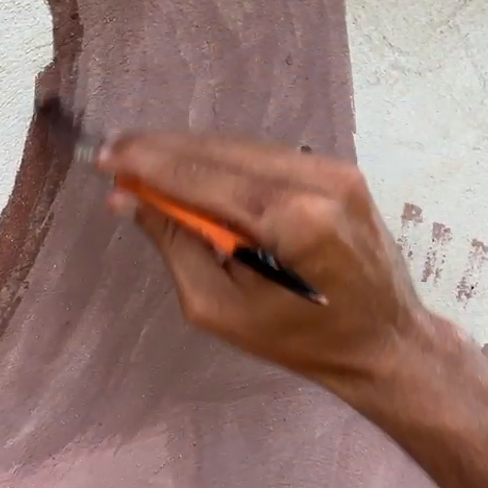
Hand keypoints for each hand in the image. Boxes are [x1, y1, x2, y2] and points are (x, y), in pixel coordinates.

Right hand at [97, 132, 436, 404]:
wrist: (384, 340)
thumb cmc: (296, 338)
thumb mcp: (217, 307)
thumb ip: (174, 244)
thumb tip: (128, 199)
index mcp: (291, 220)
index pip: (199, 176)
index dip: (146, 164)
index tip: (104, 157)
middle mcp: (315, 180)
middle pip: (216, 150)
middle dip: (158, 150)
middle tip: (112, 153)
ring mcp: (331, 168)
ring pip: (236, 146)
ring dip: (185, 152)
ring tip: (140, 160)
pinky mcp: (336, 168)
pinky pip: (259, 154)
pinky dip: (217, 159)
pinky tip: (187, 168)